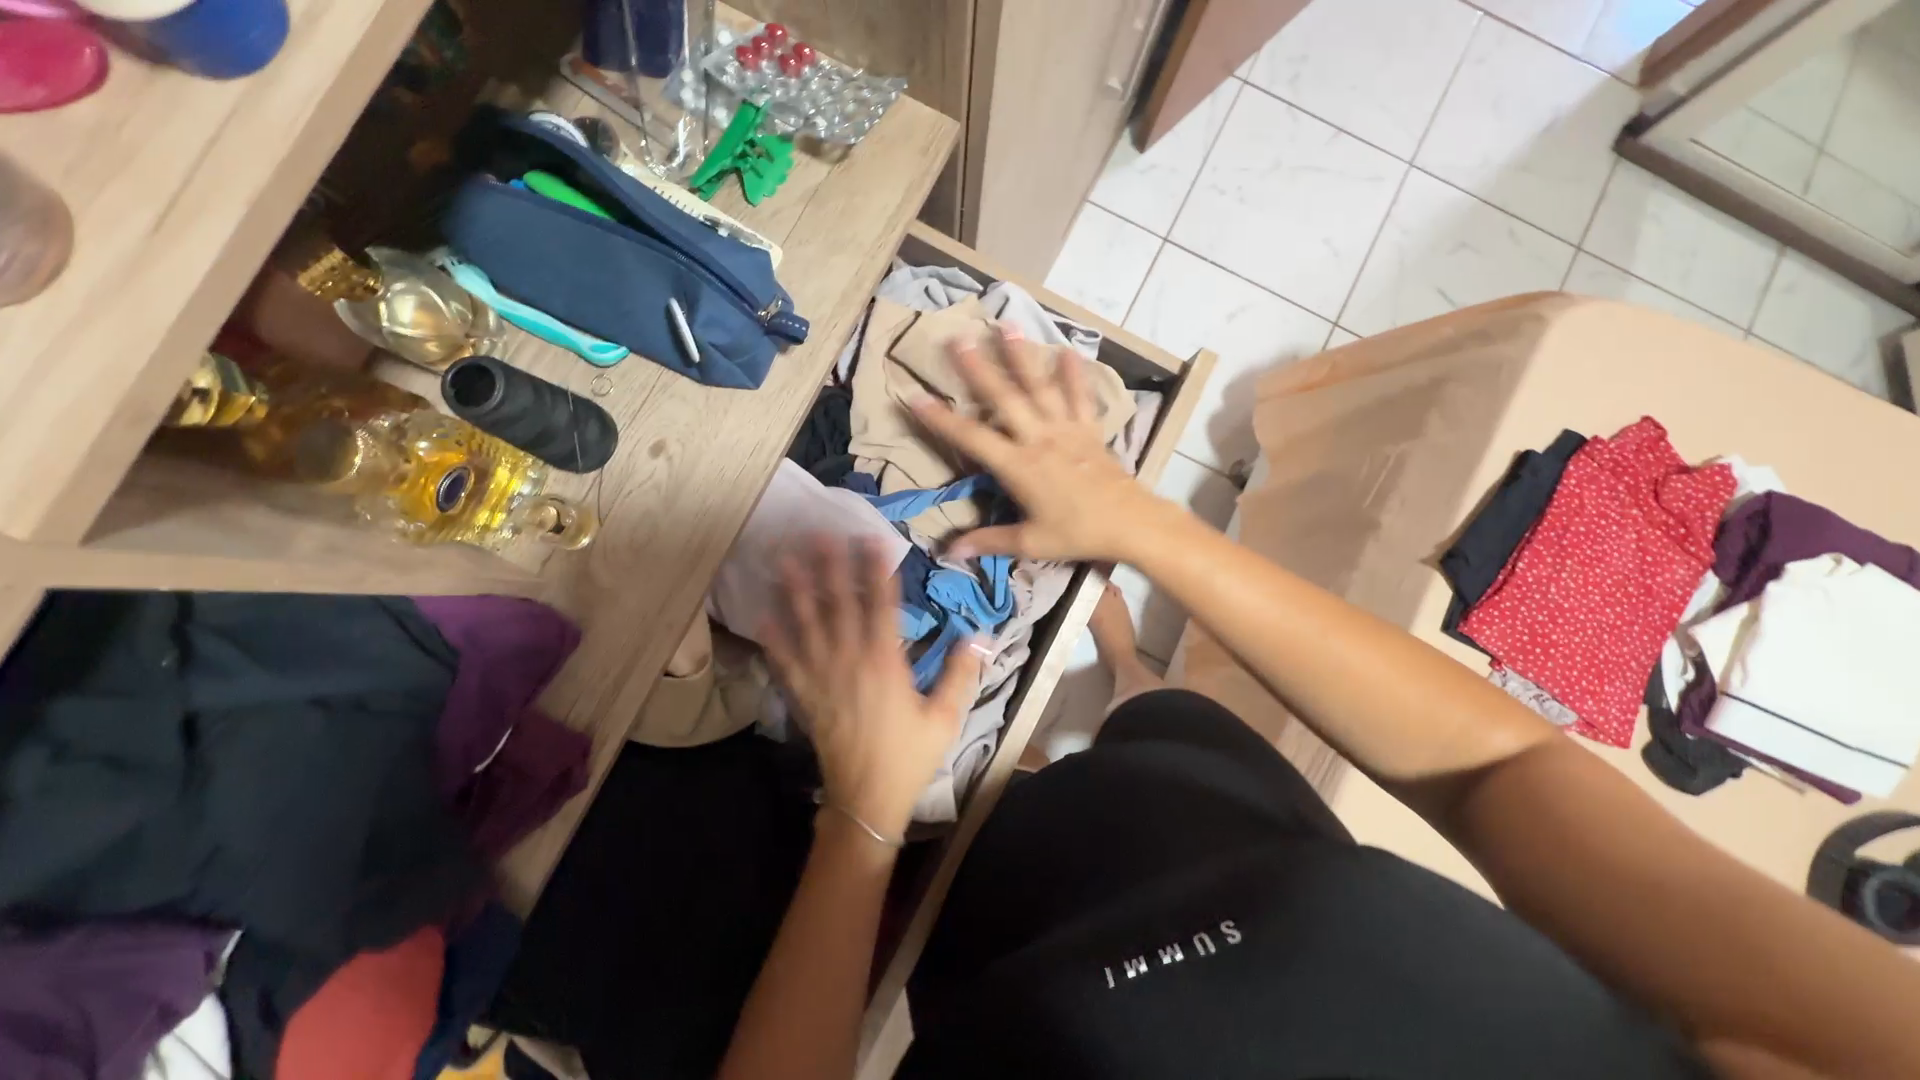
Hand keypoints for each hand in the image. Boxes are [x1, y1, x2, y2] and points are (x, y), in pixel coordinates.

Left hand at [761, 537, 982, 839]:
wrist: (867, 799)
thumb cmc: (910, 757)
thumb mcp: (946, 718)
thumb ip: (962, 675)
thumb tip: (980, 637)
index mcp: (886, 663)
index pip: (881, 605)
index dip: (876, 569)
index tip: (872, 539)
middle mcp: (850, 662)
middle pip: (838, 605)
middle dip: (830, 566)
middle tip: (821, 533)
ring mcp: (822, 678)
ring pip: (807, 625)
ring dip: (796, 591)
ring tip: (784, 559)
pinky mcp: (804, 697)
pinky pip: (785, 662)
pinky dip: (774, 639)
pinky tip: (763, 616)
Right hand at [911, 327, 1168, 562]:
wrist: (1130, 523)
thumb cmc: (1077, 533)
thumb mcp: (1031, 542)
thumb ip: (990, 541)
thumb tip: (949, 552)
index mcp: (1018, 466)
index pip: (972, 437)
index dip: (941, 419)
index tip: (915, 396)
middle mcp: (1039, 439)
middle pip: (1004, 398)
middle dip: (979, 368)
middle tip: (958, 338)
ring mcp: (1066, 429)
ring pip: (1040, 387)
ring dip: (1022, 356)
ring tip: (1009, 326)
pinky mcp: (1089, 429)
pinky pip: (1080, 397)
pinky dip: (1074, 374)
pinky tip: (1068, 350)